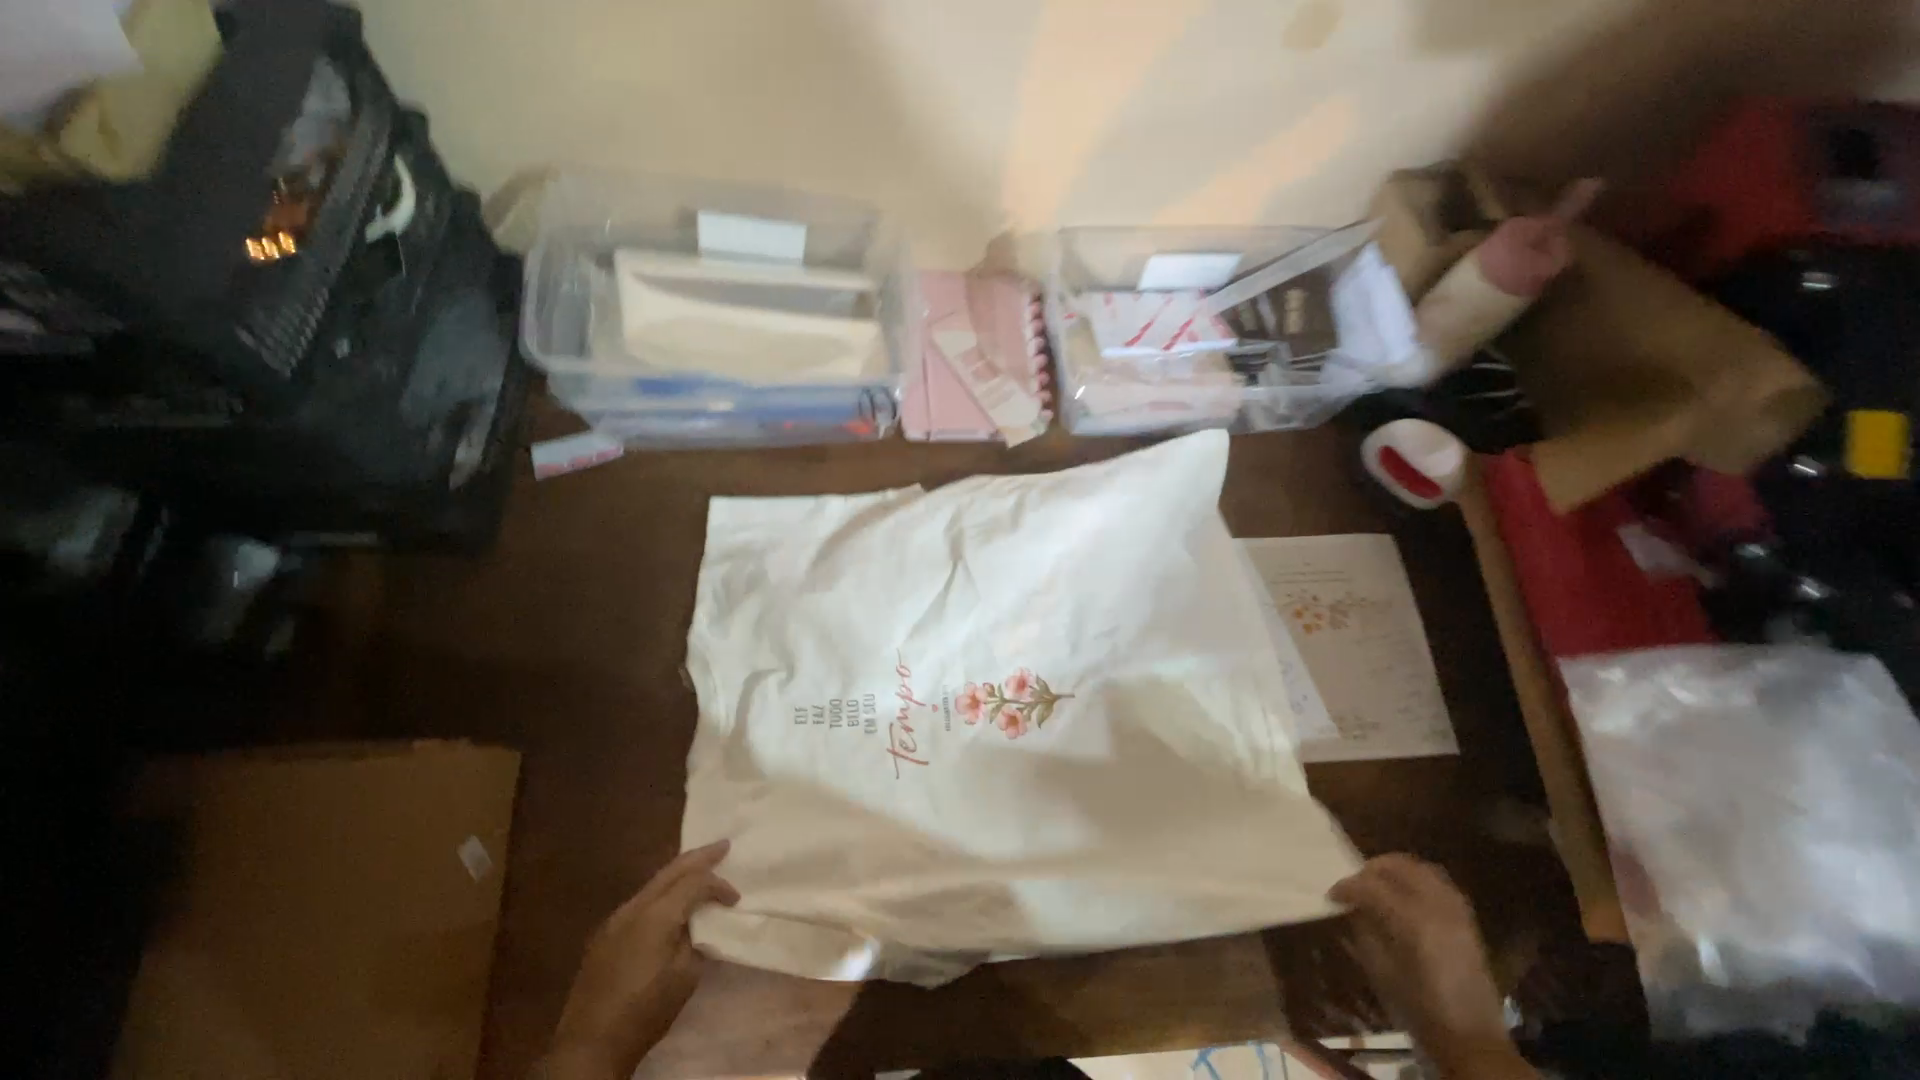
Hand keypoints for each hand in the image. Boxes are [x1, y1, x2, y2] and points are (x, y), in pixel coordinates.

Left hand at [541, 840, 739, 1079]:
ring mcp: (614, 920)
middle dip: (699, 857)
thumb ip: (695, 941)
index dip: (719, 885)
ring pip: (652, 884)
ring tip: (700, 870)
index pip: (694, 883)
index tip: (736, 899)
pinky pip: (640, 902)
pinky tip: (671, 903)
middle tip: (723, 845)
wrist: (590, 1044)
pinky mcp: (605, 936)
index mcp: (656, 916)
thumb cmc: (644, 1011)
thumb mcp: (684, 977)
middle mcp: (633, 908)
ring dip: (678, 875)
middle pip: (670, 871)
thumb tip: (697, 926)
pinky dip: (662, 894)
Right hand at [1329, 855, 1533, 1079]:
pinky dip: (1417, 880)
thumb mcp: (1380, 972)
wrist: (1471, 1040)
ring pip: (1421, 868)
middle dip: (1370, 870)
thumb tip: (1352, 908)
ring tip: (1377, 886)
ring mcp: (1456, 911)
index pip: (1370, 886)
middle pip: (1398, 866)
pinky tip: (1404, 896)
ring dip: (1395, 871)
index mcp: (1412, 921)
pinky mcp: (1467, 919)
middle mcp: (1437, 907)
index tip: (1331, 896)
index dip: (1346, 887)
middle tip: (1354, 888)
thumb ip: (1364, 931)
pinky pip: (1438, 883)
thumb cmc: (1418, 1011)